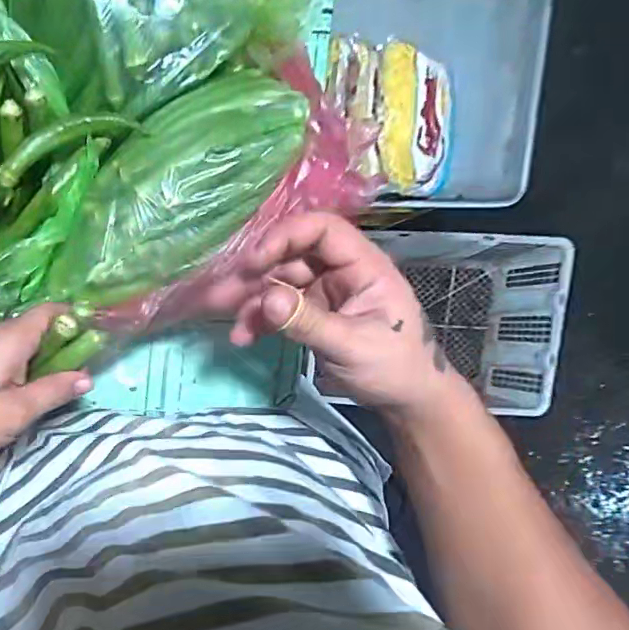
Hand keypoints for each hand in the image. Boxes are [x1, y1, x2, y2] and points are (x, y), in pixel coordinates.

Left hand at [0, 306, 92, 461]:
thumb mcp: (20, 410)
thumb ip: (55, 391)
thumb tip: (87, 378)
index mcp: (12, 338)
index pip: (51, 311)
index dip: (76, 318)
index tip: (97, 335)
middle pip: (40, 325)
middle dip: (66, 340)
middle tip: (87, 364)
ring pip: (27, 340)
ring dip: (49, 354)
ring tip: (66, 378)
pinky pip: (13, 351)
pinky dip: (31, 361)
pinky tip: (35, 385)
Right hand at [226, 214, 475, 419]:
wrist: (407, 399)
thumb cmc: (393, 367)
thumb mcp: (351, 346)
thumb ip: (309, 322)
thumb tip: (267, 299)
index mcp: (363, 265)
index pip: (321, 230)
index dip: (285, 237)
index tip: (254, 261)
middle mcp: (341, 271)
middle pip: (292, 256)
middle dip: (256, 274)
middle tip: (221, 292)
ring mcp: (326, 293)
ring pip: (280, 283)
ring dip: (251, 300)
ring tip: (223, 317)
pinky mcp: (313, 314)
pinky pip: (281, 309)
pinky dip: (261, 320)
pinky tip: (242, 336)